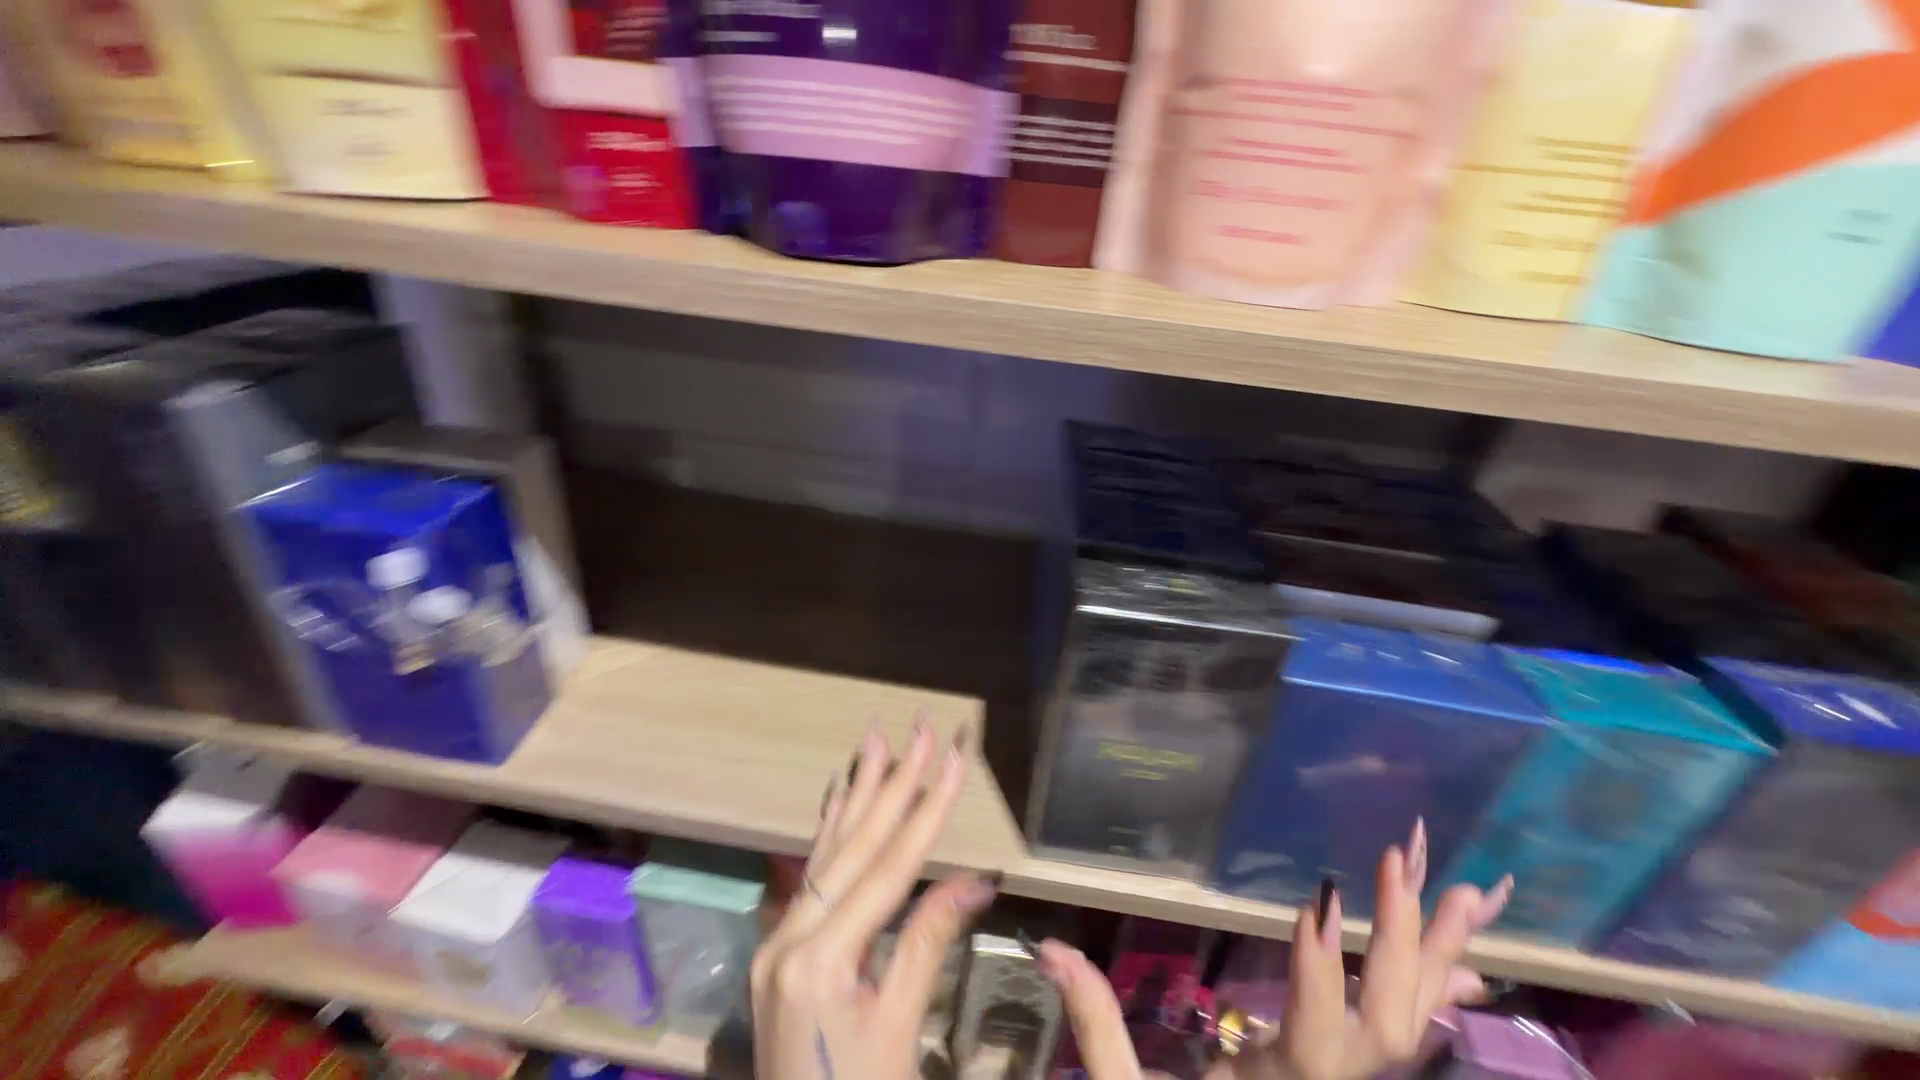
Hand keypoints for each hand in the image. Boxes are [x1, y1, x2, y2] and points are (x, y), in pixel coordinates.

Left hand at [751, 720, 994, 1079]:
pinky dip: (827, 832)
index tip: (952, 758)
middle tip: (919, 727)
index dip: (925, 811)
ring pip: (825, 853)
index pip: (888, 868)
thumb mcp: (900, 1026)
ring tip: (875, 740)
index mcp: (821, 959)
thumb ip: (928, 943)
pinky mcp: (775, 947)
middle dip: (893, 784)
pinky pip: (807, 877)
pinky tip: (838, 797)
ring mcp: (775, 939)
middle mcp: (788, 936)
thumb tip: (975, 878)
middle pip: (853, 847)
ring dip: (856, 794)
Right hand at [1036, 819, 1512, 1079]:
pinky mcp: (1356, 1073)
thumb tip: (1048, 946)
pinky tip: (1468, 957)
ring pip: (1418, 1027)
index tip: (1325, 898)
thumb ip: (1095, 1023)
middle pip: (1390, 1026)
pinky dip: (1445, 987)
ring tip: (1466, 888)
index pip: (1311, 1037)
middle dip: (1399, 942)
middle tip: (1401, 859)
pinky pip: (1416, 1033)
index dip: (1321, 974)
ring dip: (1440, 953)